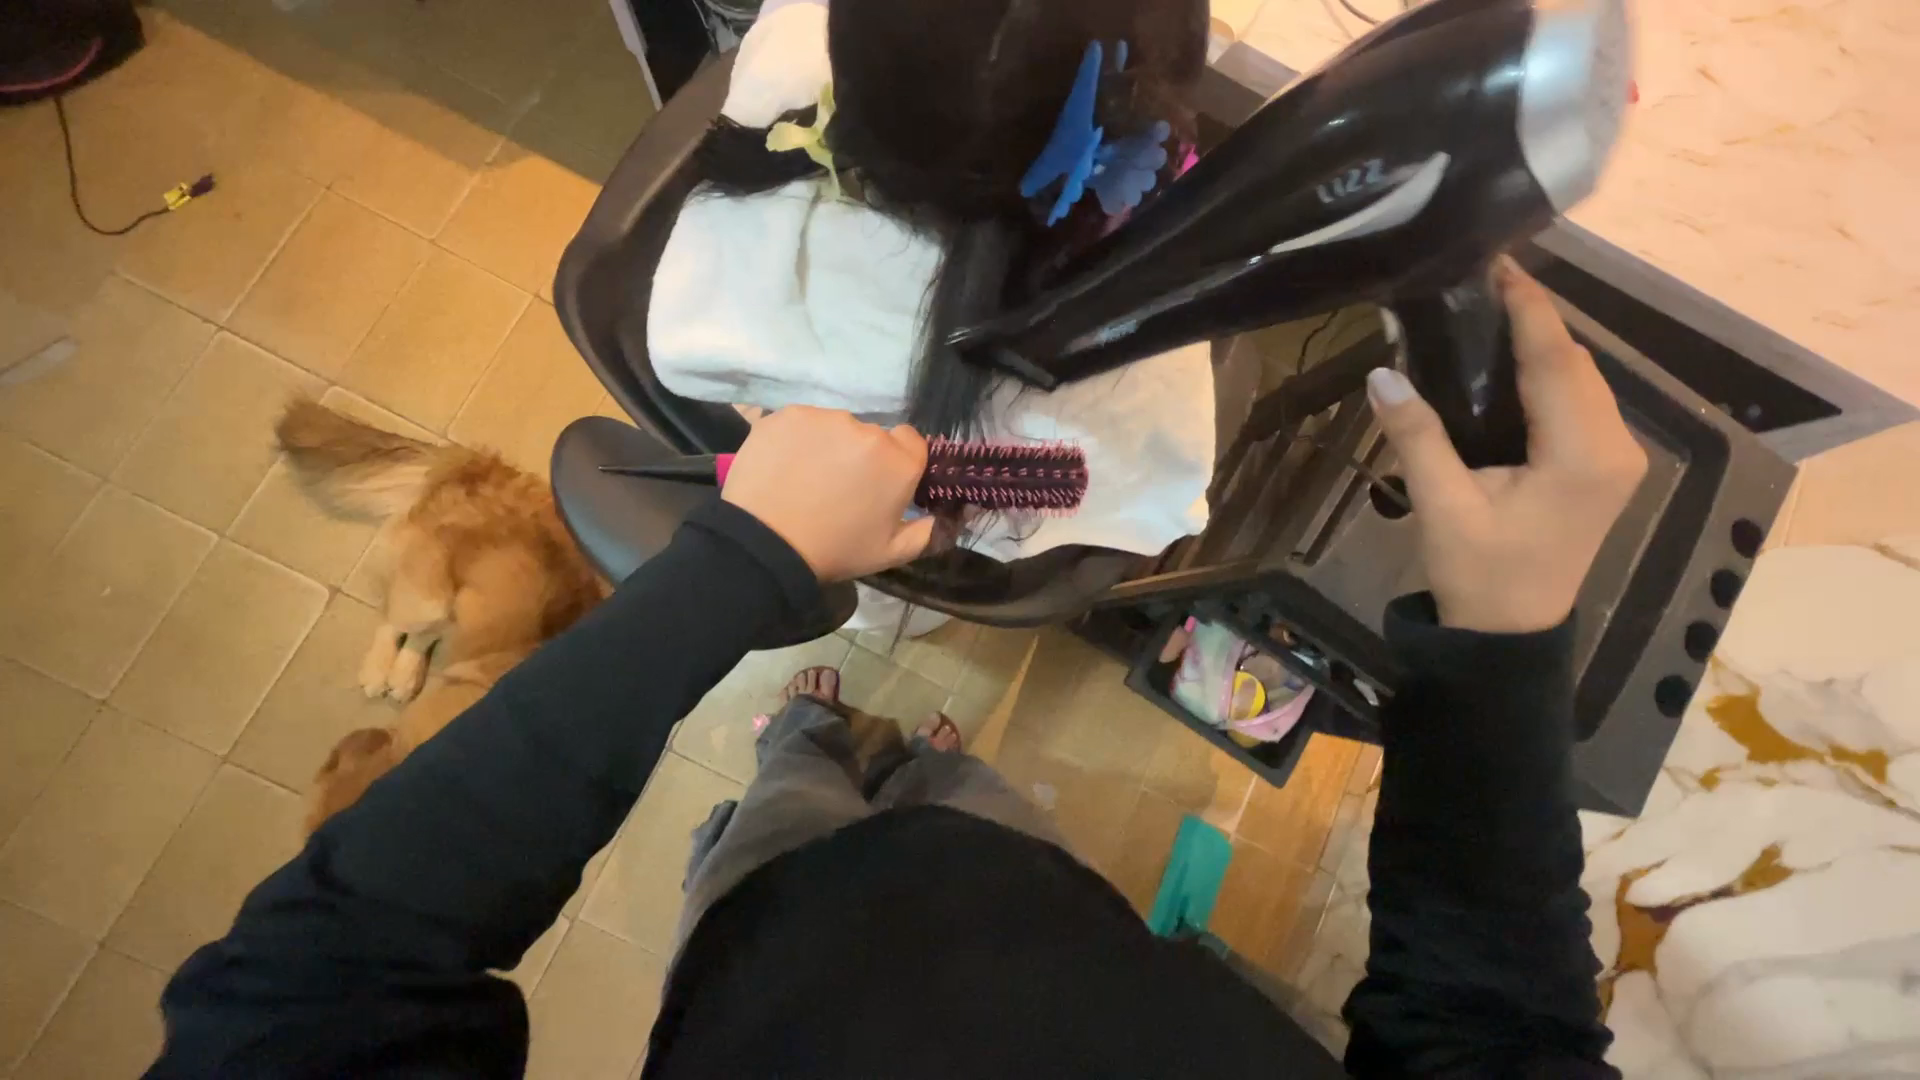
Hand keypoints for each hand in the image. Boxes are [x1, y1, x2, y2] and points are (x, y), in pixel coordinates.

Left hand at [722, 406, 936, 580]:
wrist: (765, 545)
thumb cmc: (835, 550)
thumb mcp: (892, 553)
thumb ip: (931, 531)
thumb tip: (955, 513)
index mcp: (898, 461)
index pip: (912, 442)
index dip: (897, 462)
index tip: (878, 484)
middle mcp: (867, 430)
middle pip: (872, 435)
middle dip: (862, 456)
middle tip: (838, 489)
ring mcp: (825, 418)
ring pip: (836, 427)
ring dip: (829, 446)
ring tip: (807, 479)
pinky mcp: (787, 415)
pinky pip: (803, 423)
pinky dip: (798, 441)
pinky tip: (785, 467)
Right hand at [1368, 258, 1647, 633]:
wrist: (1509, 633)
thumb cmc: (1477, 574)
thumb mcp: (1441, 506)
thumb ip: (1416, 436)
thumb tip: (1382, 373)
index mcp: (1582, 455)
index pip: (1557, 361)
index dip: (1529, 309)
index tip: (1498, 265)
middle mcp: (1615, 446)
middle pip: (1578, 364)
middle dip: (1535, 320)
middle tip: (1481, 284)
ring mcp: (1615, 459)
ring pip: (1583, 380)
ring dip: (1542, 345)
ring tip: (1490, 313)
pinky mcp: (1602, 469)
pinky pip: (1579, 404)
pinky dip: (1546, 375)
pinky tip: (1508, 364)